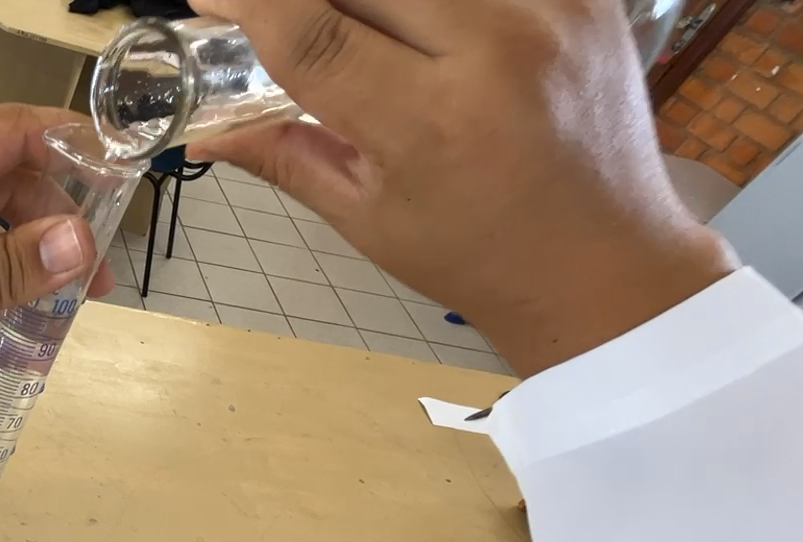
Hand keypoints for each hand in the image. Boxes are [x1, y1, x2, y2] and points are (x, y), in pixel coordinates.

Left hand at [0, 105, 117, 412]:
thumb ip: (5, 269)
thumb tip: (82, 246)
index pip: (14, 133)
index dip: (73, 153)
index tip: (121, 190)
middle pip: (3, 192)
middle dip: (51, 234)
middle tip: (92, 285)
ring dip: (14, 281)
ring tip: (53, 325)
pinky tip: (1, 345)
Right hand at [192, 0, 738, 374]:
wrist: (594, 255)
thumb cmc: (463, 253)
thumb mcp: (359, 215)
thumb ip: (285, 156)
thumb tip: (208, 134)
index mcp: (425, 120)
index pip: (316, 37)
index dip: (251, 6)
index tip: (209, 2)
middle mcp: (495, 42)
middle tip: (266, 14)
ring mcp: (553, 2)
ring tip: (333, 22)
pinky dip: (422, 2)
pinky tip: (403, 25)